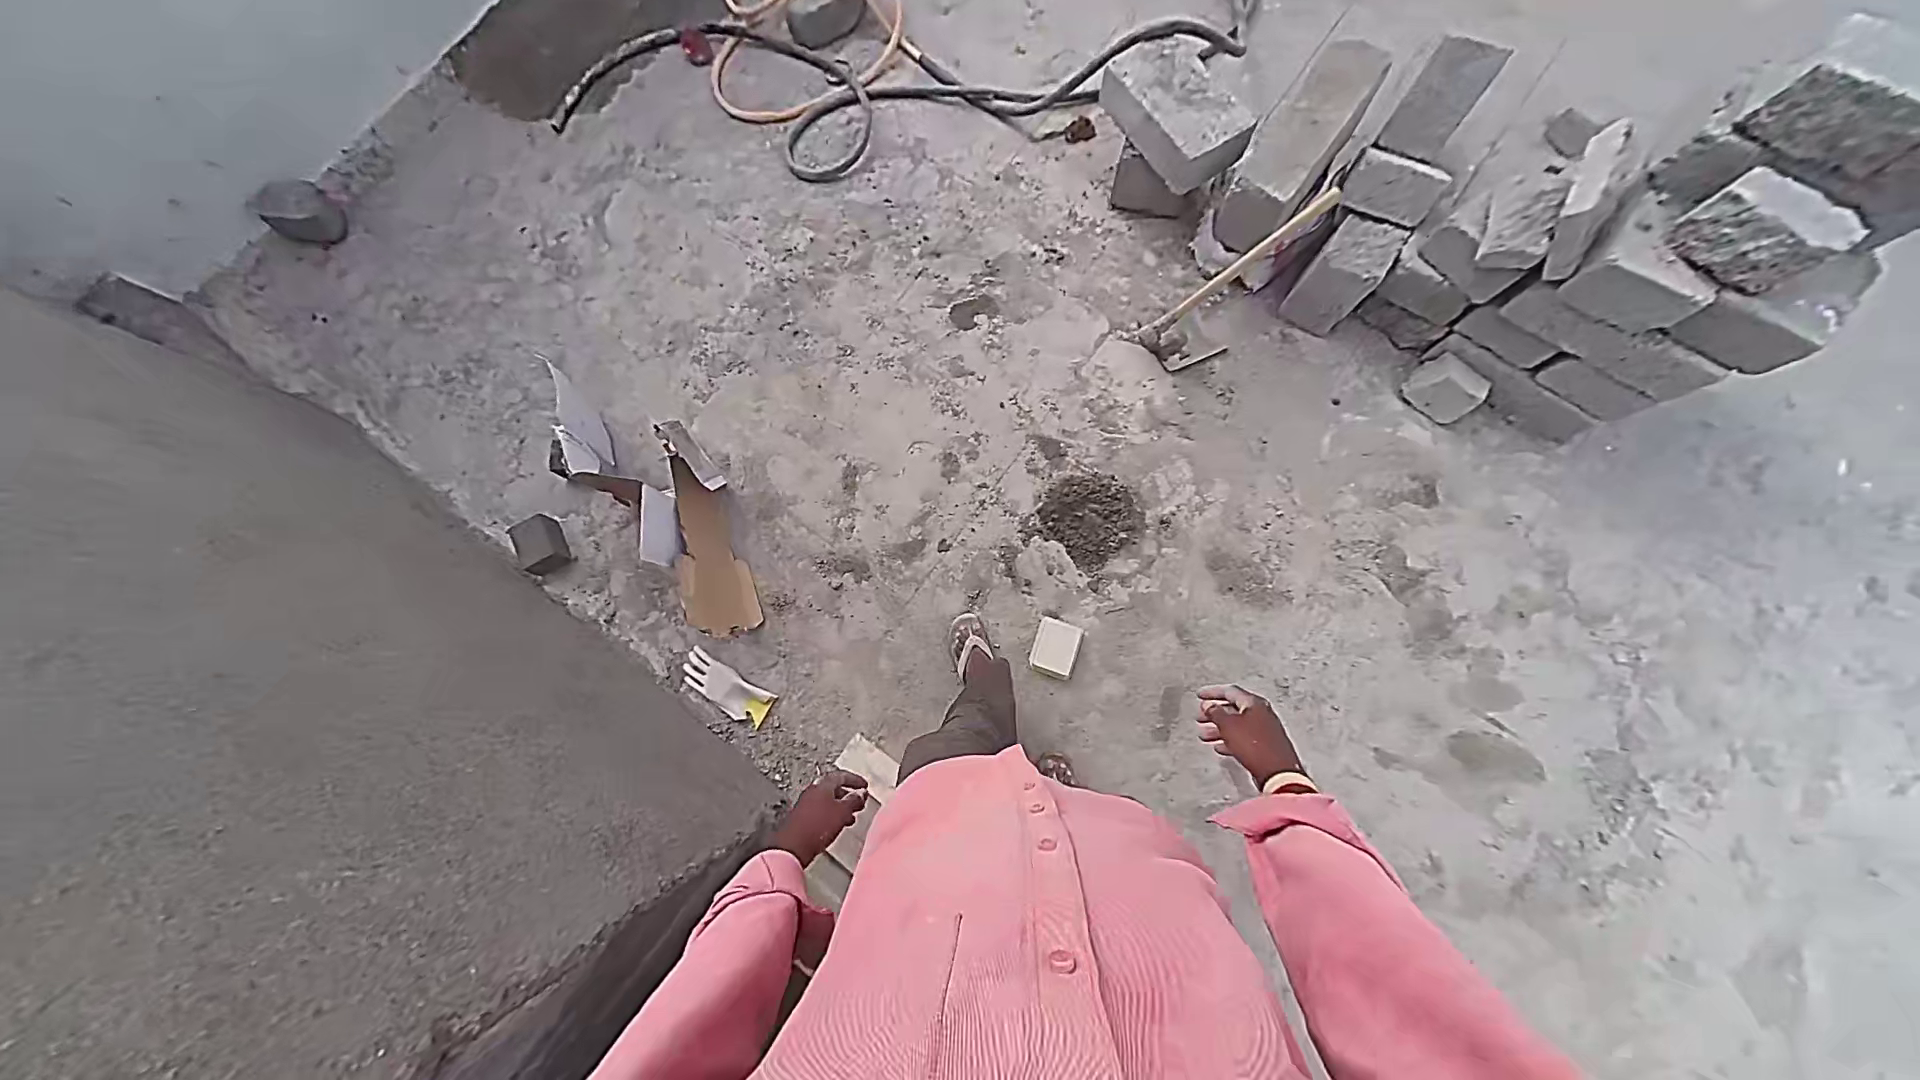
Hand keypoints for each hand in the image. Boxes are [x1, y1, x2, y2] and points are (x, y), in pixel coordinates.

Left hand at [768, 770, 868, 865]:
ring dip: (840, 807)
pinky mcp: (801, 820)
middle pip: (833, 788)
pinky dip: (831, 816)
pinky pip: (820, 813)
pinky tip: (836, 826)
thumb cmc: (816, 827)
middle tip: (858, 802)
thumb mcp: (842, 812)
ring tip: (850, 817)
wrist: (792, 847)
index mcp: (822, 785)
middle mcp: (812, 792)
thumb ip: (854, 801)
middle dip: (848, 795)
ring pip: (827, 801)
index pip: (841, 776)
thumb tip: (861, 794)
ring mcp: (805, 805)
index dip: (854, 780)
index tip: (864, 786)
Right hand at [1195, 684, 1305, 788]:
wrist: (1278, 774)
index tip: (1200, 696)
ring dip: (1219, 729)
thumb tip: (1208, 705)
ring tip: (1204, 735)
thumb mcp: (1228, 725)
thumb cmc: (1254, 746)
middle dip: (1214, 713)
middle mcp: (1262, 714)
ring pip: (1237, 725)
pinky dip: (1230, 740)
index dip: (1212, 693)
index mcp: (1254, 703)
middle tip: (1200, 717)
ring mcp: (1265, 730)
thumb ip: (1215, 712)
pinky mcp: (1266, 746)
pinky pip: (1244, 739)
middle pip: (1233, 708)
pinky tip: (1220, 747)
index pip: (1230, 691)